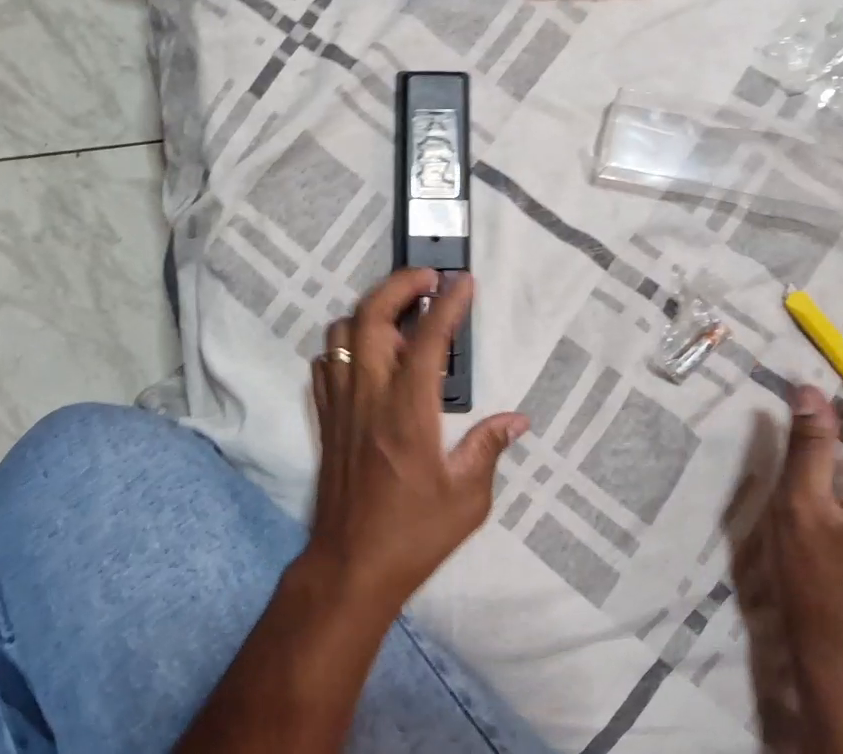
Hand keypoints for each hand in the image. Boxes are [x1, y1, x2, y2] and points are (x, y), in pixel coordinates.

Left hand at [304, 268, 528, 613]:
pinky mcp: (325, 418)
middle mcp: (368, 394)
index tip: (464, 281)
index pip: (428, 338)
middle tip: (427, 279)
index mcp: (408, 410)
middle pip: (370, 316)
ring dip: (369, 311)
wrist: (350, 563)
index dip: (448, 303)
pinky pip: (326, 364)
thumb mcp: (467, 497)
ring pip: (341, 333)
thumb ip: (488, 449)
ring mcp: (340, 403)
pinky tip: (368, 357)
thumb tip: (517, 419)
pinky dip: (345, 345)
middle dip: (398, 285)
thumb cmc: (413, 534)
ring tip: (400, 314)